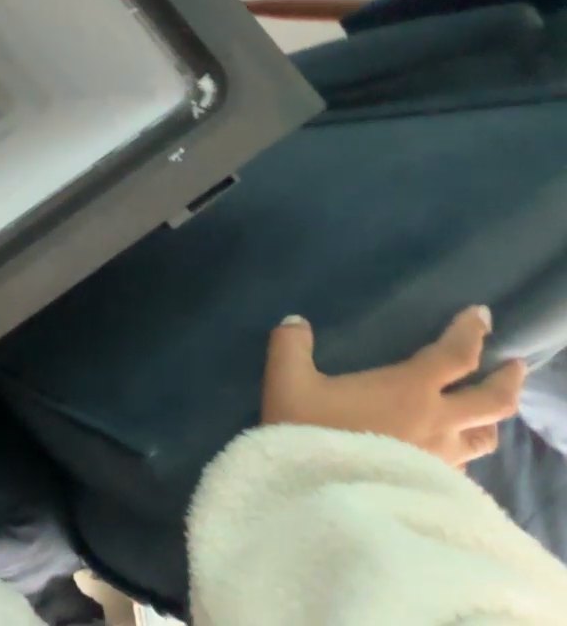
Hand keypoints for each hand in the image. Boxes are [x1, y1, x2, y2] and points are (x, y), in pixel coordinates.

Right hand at [262, 306, 525, 466]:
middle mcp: (440, 420)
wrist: (323, 488)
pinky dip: (465, 448)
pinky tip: (450, 450)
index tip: (483, 314)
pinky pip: (467, 462)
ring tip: (487, 411)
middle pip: (494, 399)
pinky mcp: (439, 480)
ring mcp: (445, 454)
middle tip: (515, 364)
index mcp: (409, 389)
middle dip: (508, 377)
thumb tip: (296, 321)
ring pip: (489, 436)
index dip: (470, 331)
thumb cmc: (307, 426)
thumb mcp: (286, 379)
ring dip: (493, 418)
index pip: (454, 355)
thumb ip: (290, 345)